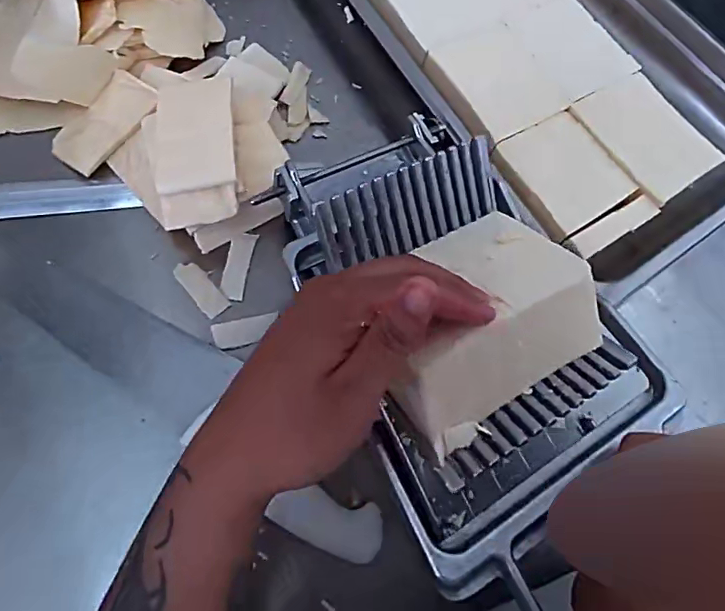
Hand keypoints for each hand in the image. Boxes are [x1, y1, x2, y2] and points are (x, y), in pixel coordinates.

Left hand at [184, 256, 495, 504]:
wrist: (234, 453)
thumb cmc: (297, 432)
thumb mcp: (353, 394)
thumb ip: (390, 339)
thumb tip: (424, 288)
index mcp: (336, 302)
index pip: (407, 283)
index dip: (452, 295)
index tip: (490, 314)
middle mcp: (325, 290)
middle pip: (392, 271)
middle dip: (440, 284)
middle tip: (481, 308)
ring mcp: (313, 301)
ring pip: (377, 279)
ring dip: (419, 289)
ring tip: (456, 312)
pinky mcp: (309, 319)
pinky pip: (362, 294)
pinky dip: (395, 301)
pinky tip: (411, 321)